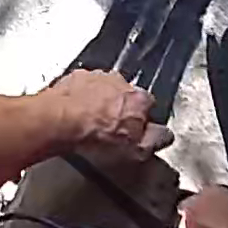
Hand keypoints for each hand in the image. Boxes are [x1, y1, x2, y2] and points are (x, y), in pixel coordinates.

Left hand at [38, 70, 171, 158]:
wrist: (61, 120)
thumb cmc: (96, 137)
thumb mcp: (134, 151)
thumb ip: (154, 140)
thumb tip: (166, 135)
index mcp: (138, 98)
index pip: (149, 104)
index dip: (142, 118)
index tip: (134, 130)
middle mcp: (121, 81)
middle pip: (126, 94)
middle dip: (121, 107)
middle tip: (110, 128)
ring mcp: (98, 76)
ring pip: (105, 88)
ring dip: (101, 101)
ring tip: (91, 122)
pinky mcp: (77, 76)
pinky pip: (84, 86)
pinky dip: (83, 96)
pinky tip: (76, 113)